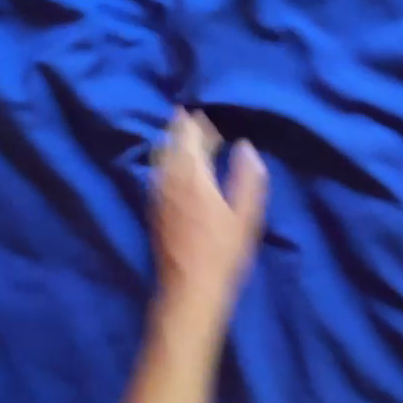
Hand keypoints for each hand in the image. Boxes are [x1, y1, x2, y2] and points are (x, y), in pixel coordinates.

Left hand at [150, 110, 268, 312]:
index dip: (197, 122)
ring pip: (162, 157)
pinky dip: (168, 161)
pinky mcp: (155, 209)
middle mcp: (169, 180)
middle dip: (183, 128)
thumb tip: (246, 146)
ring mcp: (158, 194)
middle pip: (171, 142)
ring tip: (188, 137)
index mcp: (192, 176)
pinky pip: (158, 173)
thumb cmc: (223, 254)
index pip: (189, 136)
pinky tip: (178, 167)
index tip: (208, 112)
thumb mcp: (246, 216)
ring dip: (174, 143)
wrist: (190, 290)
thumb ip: (248, 178)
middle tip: (198, 119)